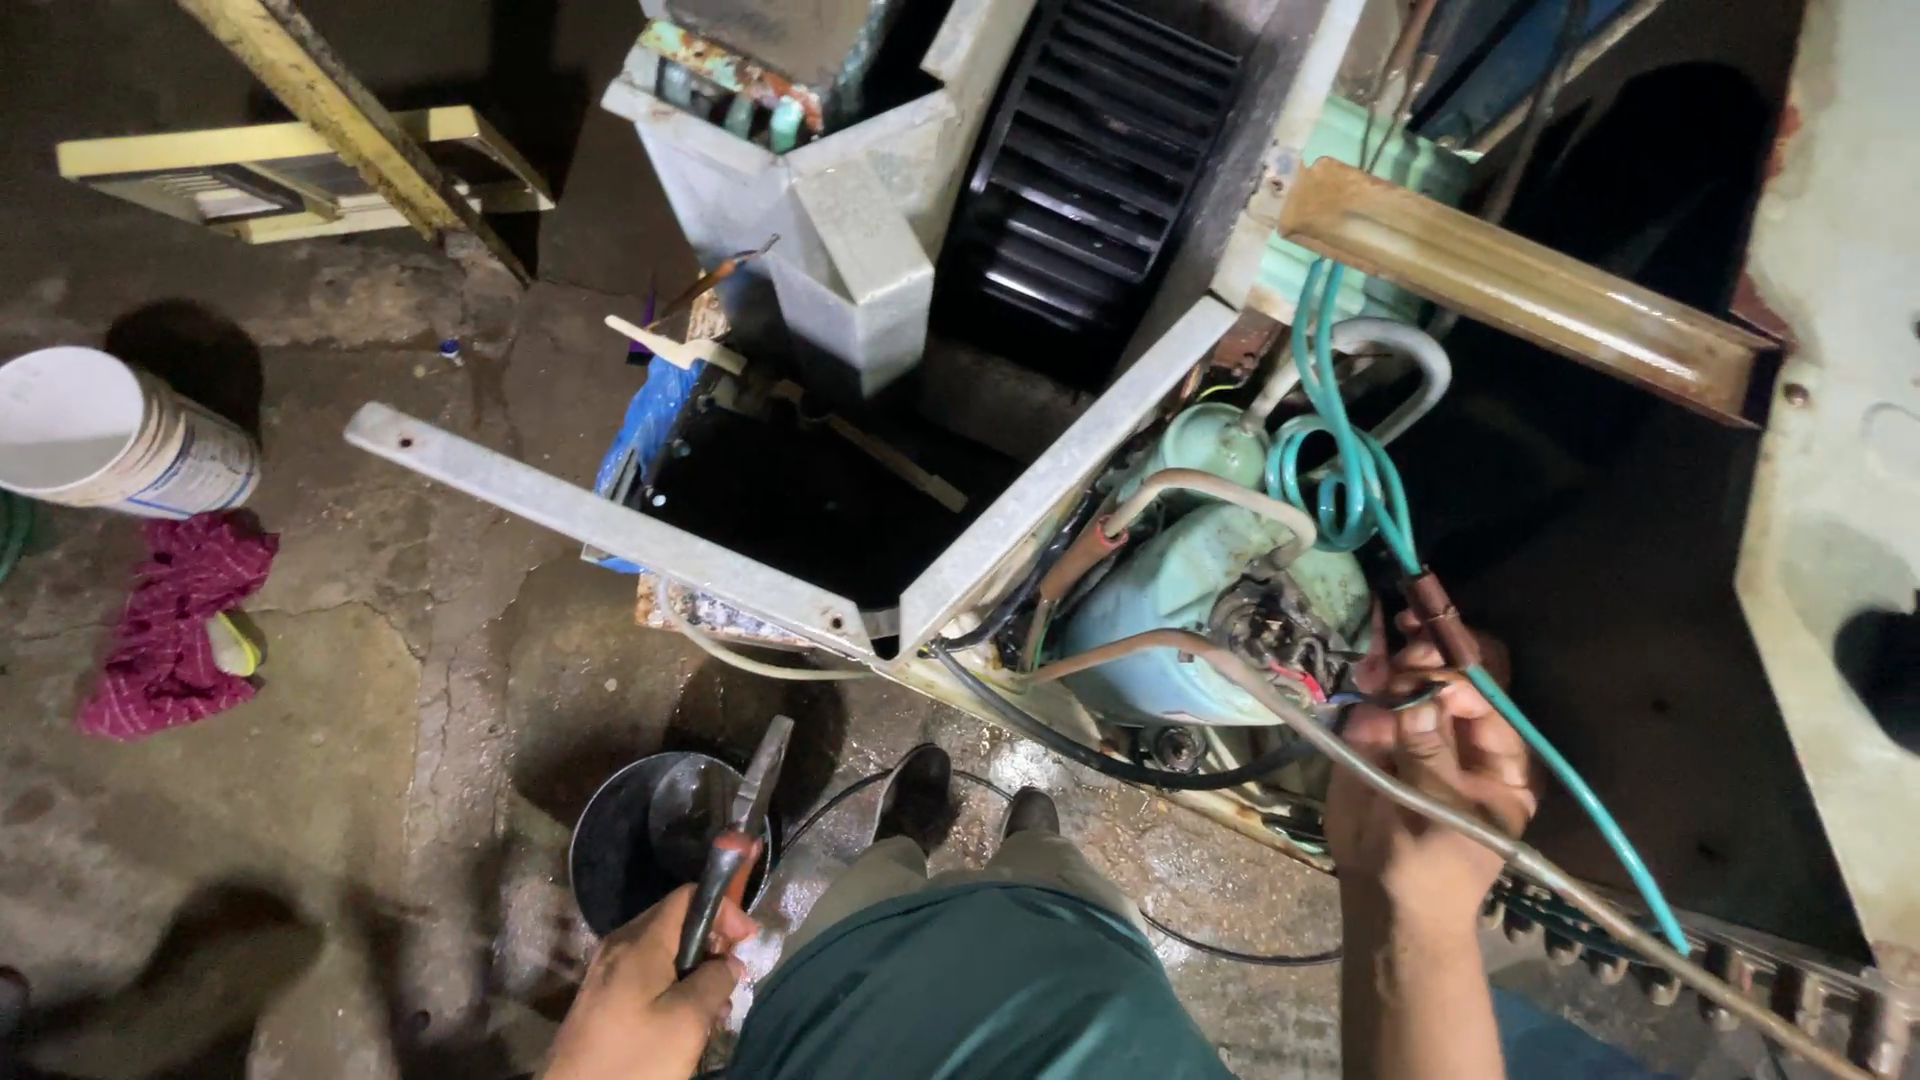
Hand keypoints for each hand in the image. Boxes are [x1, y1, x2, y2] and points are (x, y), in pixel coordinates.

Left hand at [541, 884, 758, 1079]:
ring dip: (696, 970)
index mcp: (640, 942)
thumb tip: (729, 963)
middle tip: (733, 975)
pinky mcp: (602, 1001)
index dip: (724, 910)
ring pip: (665, 951)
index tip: (746, 941)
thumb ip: (716, 979)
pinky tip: (686, 1021)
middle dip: (713, 943)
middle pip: (678, 921)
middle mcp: (619, 946)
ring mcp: (607, 974)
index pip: (688, 895)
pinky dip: (674, 985)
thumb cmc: (632, 1064)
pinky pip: (647, 975)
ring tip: (716, 1007)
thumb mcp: (688, 1021)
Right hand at [1328, 611, 1535, 934]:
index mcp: (1499, 756)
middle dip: (1432, 654)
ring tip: (1382, 644)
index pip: (1488, 699)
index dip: (1461, 678)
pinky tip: (1367, 662)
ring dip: (1399, 656)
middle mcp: (1461, 732)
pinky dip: (1371, 671)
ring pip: (1412, 676)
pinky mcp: (1376, 729)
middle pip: (1454, 676)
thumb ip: (1430, 756)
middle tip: (1406, 636)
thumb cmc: (1435, 866)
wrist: (1383, 890)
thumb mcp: (1443, 815)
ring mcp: (1416, 727)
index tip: (1427, 674)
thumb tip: (1420, 697)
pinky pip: (1376, 692)